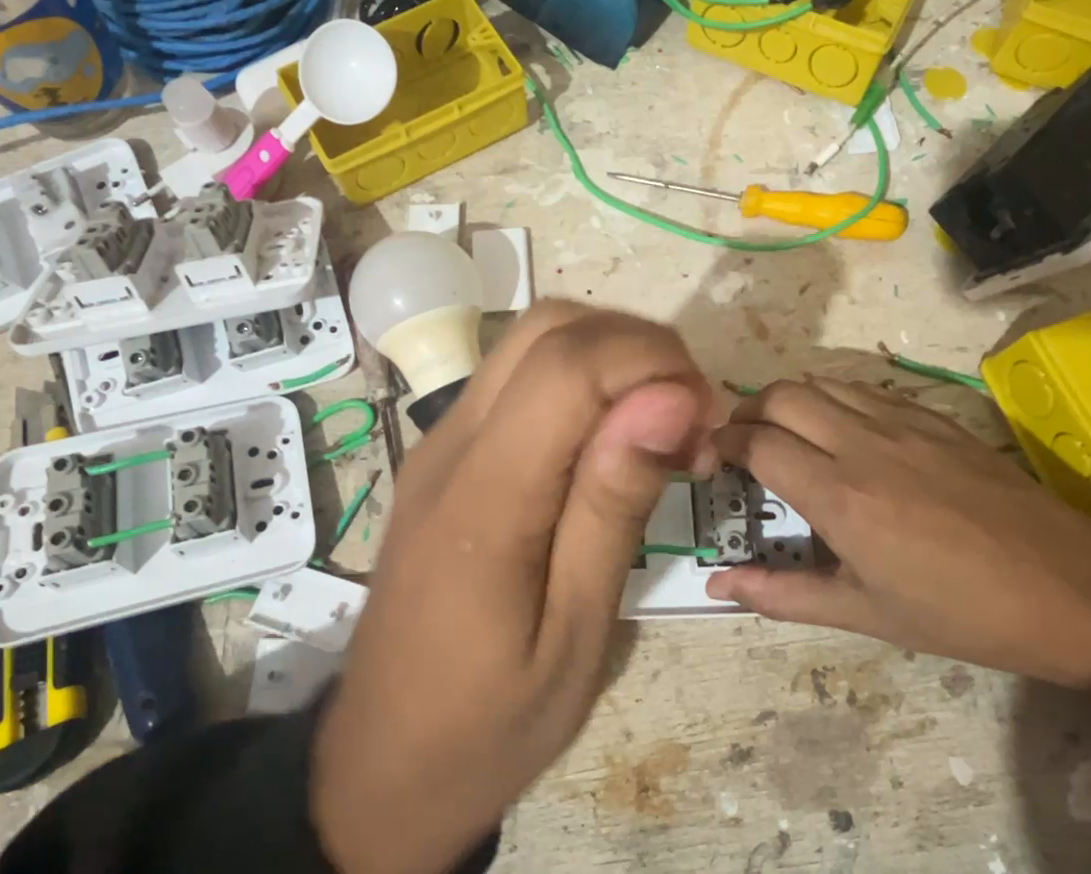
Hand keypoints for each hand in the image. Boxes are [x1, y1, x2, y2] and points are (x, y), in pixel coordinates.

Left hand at [312, 302, 717, 872]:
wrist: (383, 761)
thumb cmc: (491, 722)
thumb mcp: (576, 634)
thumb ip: (614, 506)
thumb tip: (668, 397)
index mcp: (484, 498)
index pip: (567, 364)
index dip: (653, 363)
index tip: (708, 422)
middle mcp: (450, 446)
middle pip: (548, 328)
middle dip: (638, 348)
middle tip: (692, 421)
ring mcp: (438, 445)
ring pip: (530, 342)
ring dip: (610, 359)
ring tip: (661, 431)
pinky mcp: (442, 457)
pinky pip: (515, 381)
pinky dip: (578, 382)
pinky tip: (611, 444)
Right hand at [707, 379, 1090, 754]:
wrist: (1070, 588)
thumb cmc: (959, 613)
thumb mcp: (865, 614)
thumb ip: (782, 593)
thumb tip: (717, 584)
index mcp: (839, 496)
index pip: (757, 442)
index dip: (723, 443)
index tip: (712, 459)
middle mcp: (862, 444)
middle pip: (781, 394)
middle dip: (747, 411)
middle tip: (742, 445)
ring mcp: (903, 422)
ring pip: (822, 381)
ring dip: (789, 400)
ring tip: (786, 435)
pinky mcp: (934, 417)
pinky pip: (864, 389)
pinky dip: (834, 399)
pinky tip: (843, 434)